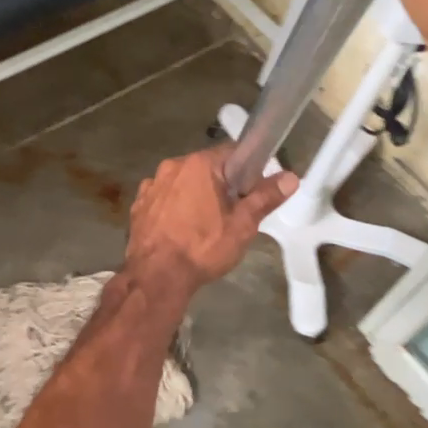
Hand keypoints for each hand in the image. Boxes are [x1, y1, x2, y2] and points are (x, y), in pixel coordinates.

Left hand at [125, 148, 296, 296]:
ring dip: (195, 195)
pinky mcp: (138, 204)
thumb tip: (290, 177)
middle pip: (205, 167)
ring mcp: (151, 184)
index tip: (253, 189)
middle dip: (221, 184)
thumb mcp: (242, 225)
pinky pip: (164, 198)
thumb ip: (265, 197)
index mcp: (198, 164)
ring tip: (205, 224)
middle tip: (233, 212)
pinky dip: (173, 207)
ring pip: (182, 182)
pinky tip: (180, 229)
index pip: (231, 152)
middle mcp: (171, 166)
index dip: (247, 168)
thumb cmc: (203, 247)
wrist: (157, 276)